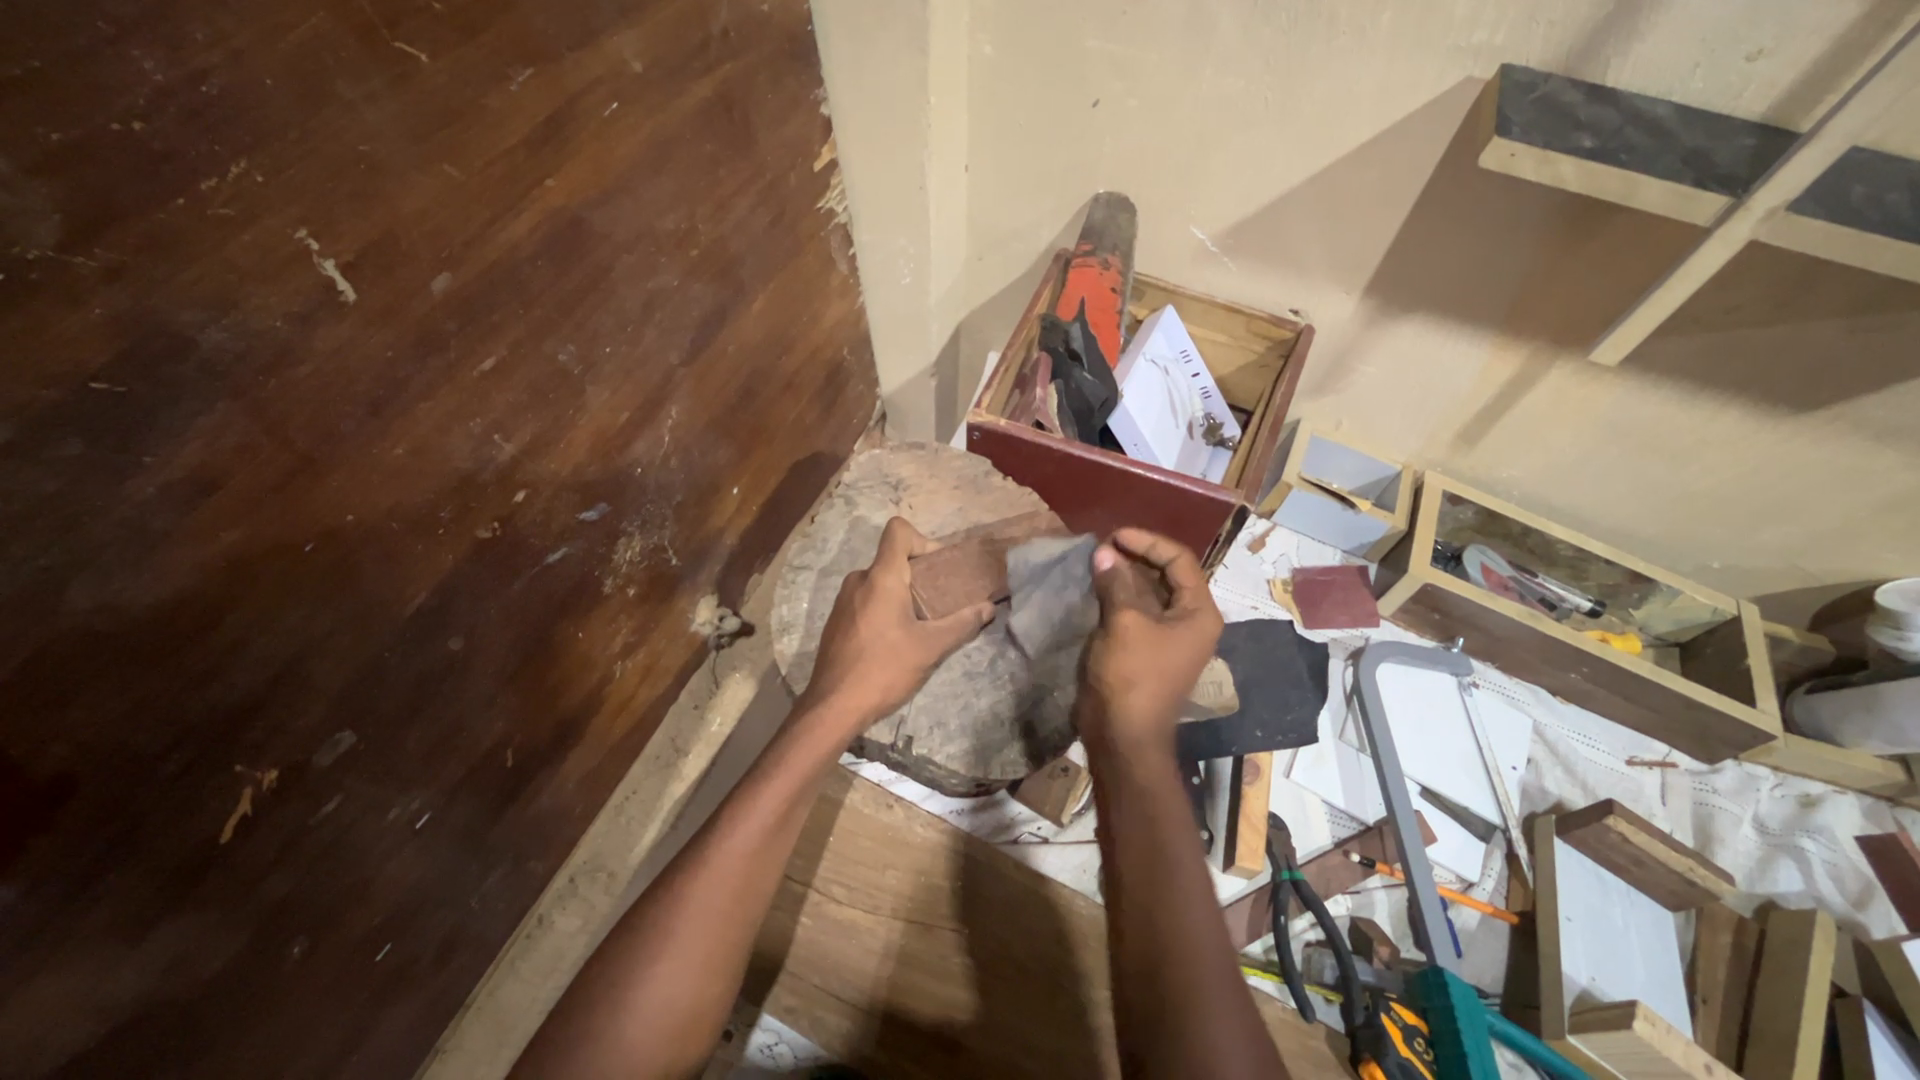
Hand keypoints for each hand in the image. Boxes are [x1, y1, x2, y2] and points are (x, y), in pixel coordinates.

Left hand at [800, 516, 994, 731]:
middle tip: (940, 603)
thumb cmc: (884, 669)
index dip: (923, 540)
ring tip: (921, 626)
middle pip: (891, 559)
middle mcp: (858, 581)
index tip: (938, 569)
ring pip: (878, 583)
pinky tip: (895, 643)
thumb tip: (988, 608)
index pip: (898, 531)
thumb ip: (962, 624)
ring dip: (901, 596)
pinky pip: (865, 602)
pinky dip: (884, 611)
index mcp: (880, 577)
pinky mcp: (836, 622)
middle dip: (918, 576)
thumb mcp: (930, 648)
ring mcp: (843, 602)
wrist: (833, 706)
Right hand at [1080, 528, 1222, 752]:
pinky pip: (1134, 613)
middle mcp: (1190, 622)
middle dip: (1134, 558)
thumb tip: (1103, 552)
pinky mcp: (1144, 650)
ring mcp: (1167, 638)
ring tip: (1095, 562)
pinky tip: (1095, 588)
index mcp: (1200, 613)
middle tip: (1102, 547)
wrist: (1123, 735)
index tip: (1114, 535)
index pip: (1180, 561)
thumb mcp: (1125, 622)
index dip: (1148, 542)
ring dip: (1123, 576)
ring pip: (1148, 593)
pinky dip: (1116, 597)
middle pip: (1166, 575)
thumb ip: (1116, 582)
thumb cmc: (1133, 676)